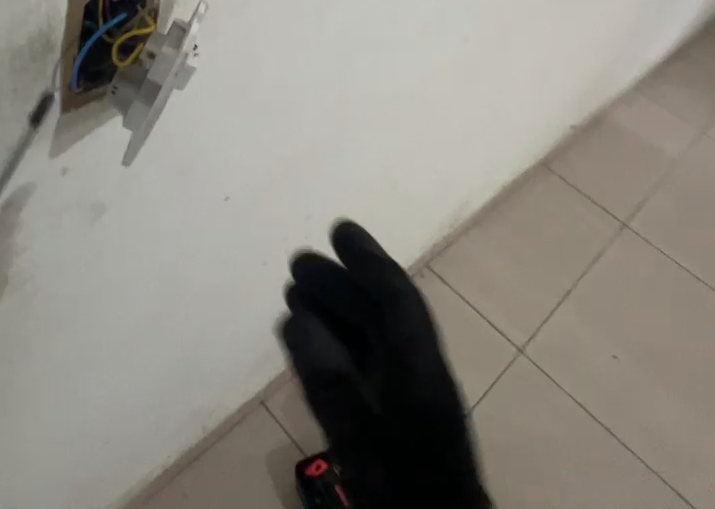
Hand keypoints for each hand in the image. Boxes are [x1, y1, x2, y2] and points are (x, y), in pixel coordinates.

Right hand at [281, 221, 489, 508]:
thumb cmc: (401, 487)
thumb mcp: (363, 436)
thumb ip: (330, 379)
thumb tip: (295, 317)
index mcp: (420, 372)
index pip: (398, 302)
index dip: (369, 262)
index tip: (339, 230)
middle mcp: (416, 375)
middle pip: (380, 316)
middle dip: (341, 284)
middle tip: (298, 262)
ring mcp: (405, 399)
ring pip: (370, 339)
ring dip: (335, 310)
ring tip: (294, 290)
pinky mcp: (390, 421)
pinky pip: (361, 366)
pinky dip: (332, 345)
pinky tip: (304, 340)